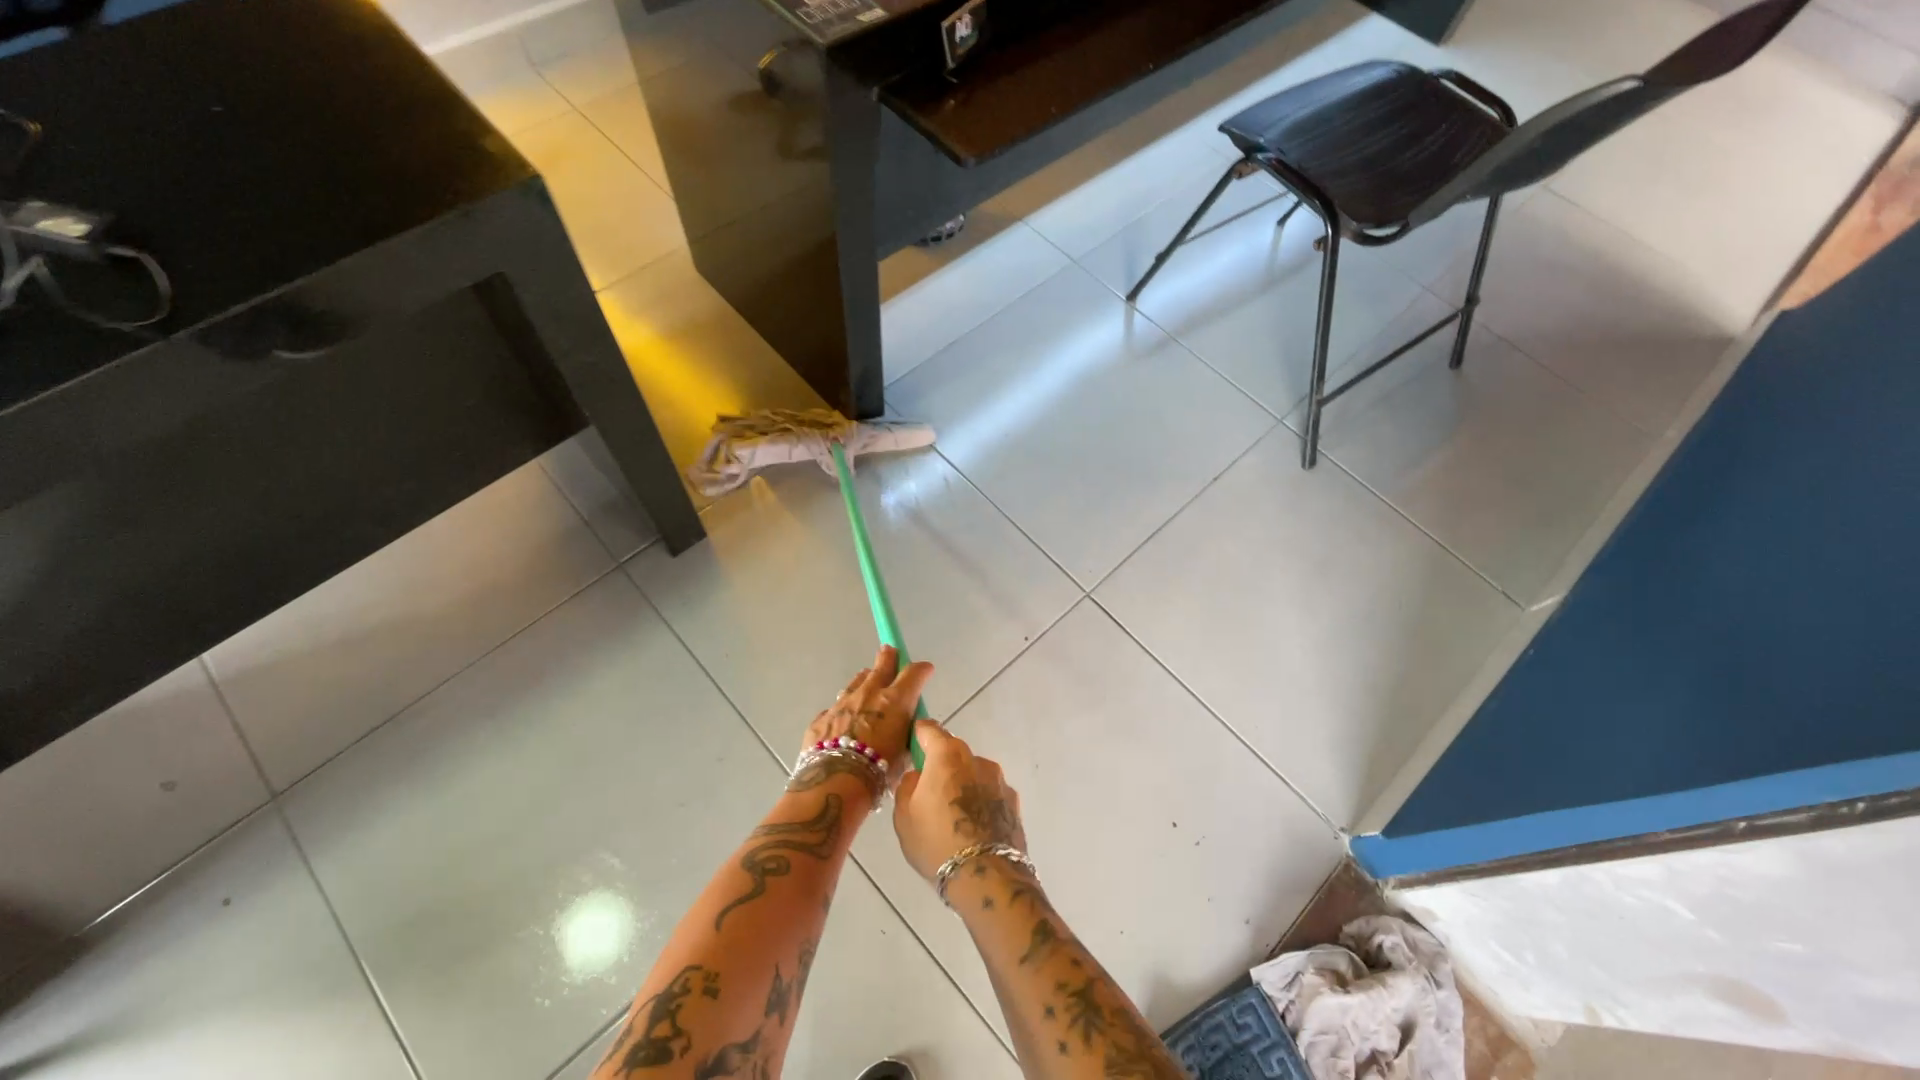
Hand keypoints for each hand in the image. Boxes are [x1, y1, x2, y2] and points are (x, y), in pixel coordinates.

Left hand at [800, 646, 932, 771]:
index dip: (921, 670)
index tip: (926, 669)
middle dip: (888, 657)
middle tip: (890, 651)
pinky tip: (844, 720)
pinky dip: (844, 710)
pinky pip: (836, 708)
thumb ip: (905, 736)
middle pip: (881, 666)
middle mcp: (868, 694)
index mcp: (895, 701)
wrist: (835, 783)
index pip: (913, 674)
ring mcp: (842, 703)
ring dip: (865, 680)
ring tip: (867, 680)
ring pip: (856, 682)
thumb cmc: (878, 771)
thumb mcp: (904, 754)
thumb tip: (904, 729)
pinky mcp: (822, 718)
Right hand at [893, 721, 1026, 881]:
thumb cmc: (936, 842)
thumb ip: (907, 785)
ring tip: (953, 820)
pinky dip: (980, 804)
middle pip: (953, 754)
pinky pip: (989, 796)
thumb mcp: (904, 815)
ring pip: (973, 775)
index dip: (918, 735)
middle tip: (928, 794)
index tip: (911, 746)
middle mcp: (978, 760)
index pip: (929, 730)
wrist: (987, 878)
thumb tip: (918, 776)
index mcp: (948, 756)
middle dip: (940, 767)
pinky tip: (973, 830)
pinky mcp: (1015, 804)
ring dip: (963, 787)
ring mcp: (1000, 781)